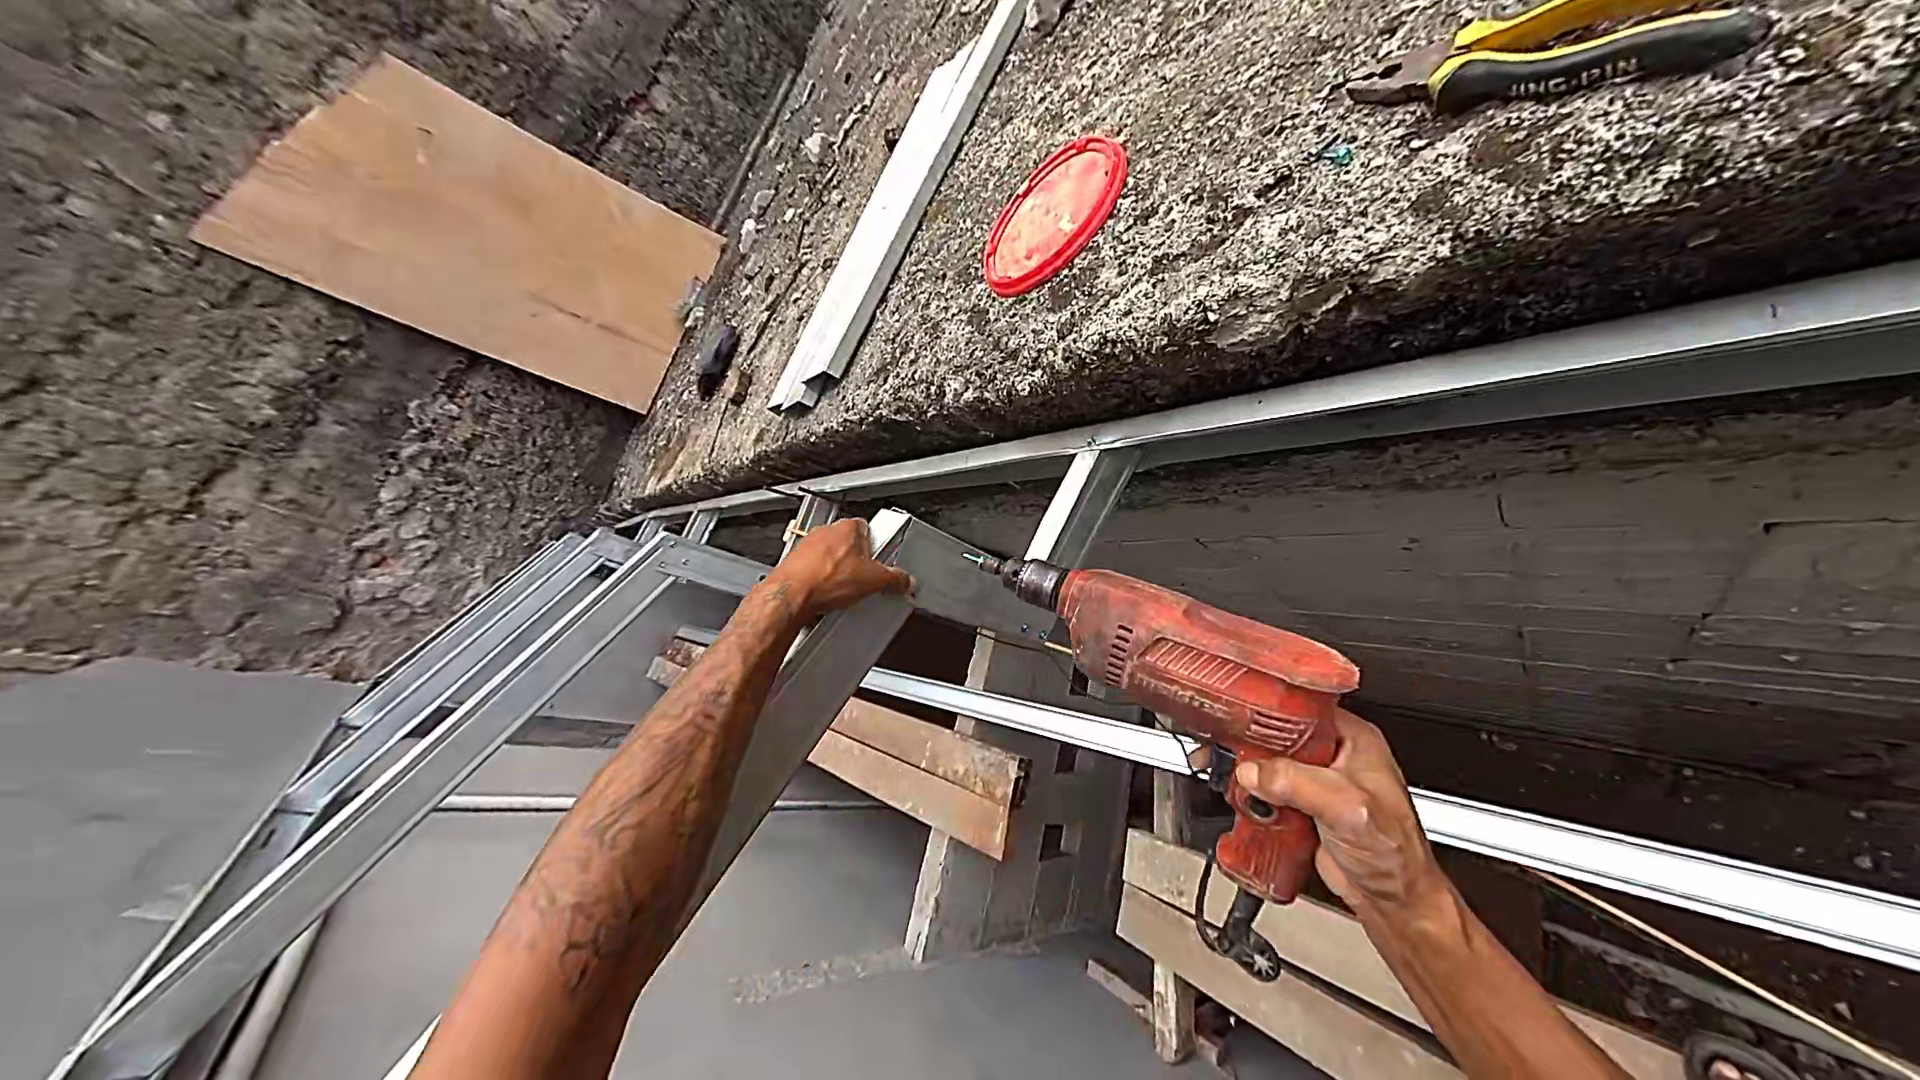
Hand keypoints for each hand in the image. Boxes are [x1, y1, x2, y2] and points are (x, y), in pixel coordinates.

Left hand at [764, 518, 914, 617]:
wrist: (790, 597)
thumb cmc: (823, 580)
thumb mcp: (874, 581)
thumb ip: (895, 579)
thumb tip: (905, 580)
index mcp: (848, 527)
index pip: (870, 530)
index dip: (879, 549)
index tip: (882, 564)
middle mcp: (826, 531)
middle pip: (851, 546)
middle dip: (858, 564)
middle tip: (865, 581)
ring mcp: (807, 546)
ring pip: (832, 560)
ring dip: (838, 574)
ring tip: (844, 593)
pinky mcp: (794, 563)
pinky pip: (815, 572)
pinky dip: (821, 583)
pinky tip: (826, 598)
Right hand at [1234, 709, 1448, 916]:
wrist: (1394, 902)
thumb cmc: (1396, 854)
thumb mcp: (1348, 808)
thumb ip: (1298, 783)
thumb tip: (1253, 772)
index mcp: (1351, 737)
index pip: (1299, 708)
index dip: (1267, 712)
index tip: (1239, 721)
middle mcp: (1330, 753)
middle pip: (1275, 735)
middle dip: (1251, 749)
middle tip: (1235, 760)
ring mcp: (1313, 779)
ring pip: (1265, 764)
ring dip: (1249, 777)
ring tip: (1244, 788)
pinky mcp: (1299, 803)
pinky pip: (1263, 791)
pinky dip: (1252, 799)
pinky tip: (1252, 807)